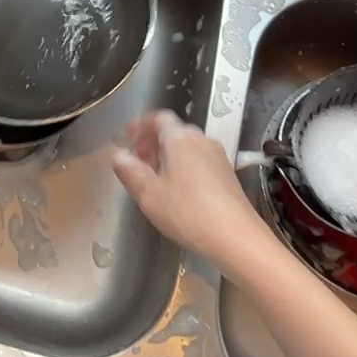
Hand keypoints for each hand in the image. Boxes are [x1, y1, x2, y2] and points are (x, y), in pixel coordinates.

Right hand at [112, 110, 267, 264]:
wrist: (238, 238)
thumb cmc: (188, 212)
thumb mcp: (149, 195)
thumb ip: (131, 171)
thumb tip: (118, 155)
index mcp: (180, 139)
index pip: (159, 118)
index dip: (141, 125)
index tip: (128, 136)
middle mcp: (201, 140)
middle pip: (173, 131)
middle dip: (152, 142)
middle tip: (136, 159)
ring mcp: (218, 157)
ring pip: (187, 147)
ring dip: (167, 155)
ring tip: (153, 176)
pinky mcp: (228, 175)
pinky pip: (199, 161)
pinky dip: (183, 166)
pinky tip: (177, 190)